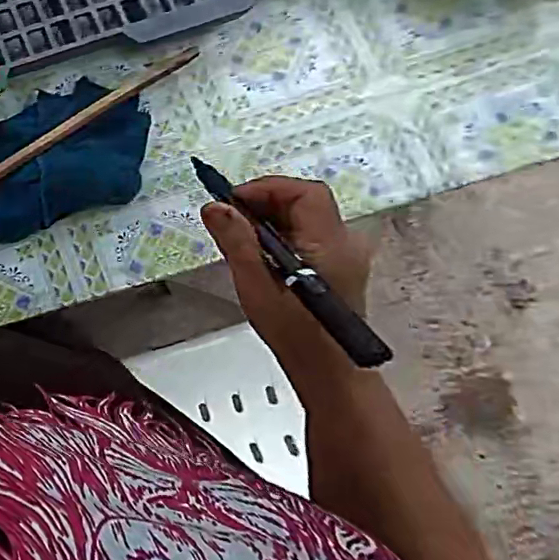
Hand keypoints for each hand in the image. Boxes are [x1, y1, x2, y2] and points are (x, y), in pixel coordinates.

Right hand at [200, 176, 373, 359]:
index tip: (233, 201)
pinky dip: (278, 232)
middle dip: (263, 201)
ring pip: (302, 215)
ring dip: (268, 217)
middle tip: (230, 218)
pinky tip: (258, 253)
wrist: (328, 370)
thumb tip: (215, 206)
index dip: (267, 188)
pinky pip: (305, 232)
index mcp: (328, 244)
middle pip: (303, 200)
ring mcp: (342, 253)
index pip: (305, 193)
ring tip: (240, 238)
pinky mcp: (336, 263)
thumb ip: (236, 241)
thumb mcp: (255, 285)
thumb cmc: (293, 332)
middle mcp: (343, 242)